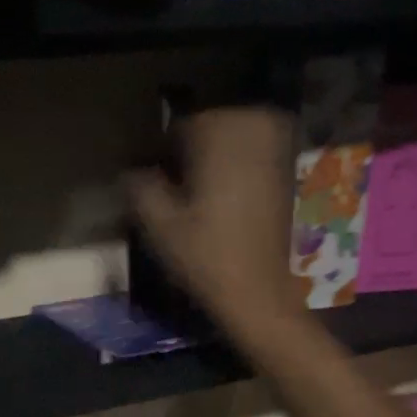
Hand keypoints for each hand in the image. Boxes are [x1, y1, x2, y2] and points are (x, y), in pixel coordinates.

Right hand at [126, 107, 300, 329]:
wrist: (256, 291)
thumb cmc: (204, 257)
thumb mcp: (159, 225)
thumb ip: (140, 188)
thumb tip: (131, 171)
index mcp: (218, 136)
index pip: (181, 126)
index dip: (164, 151)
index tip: (156, 178)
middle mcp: (252, 131)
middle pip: (211, 124)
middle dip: (193, 147)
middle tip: (178, 182)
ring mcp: (276, 150)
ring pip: (236, 135)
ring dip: (218, 153)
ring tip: (201, 187)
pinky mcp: (286, 172)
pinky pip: (257, 153)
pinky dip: (239, 165)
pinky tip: (225, 196)